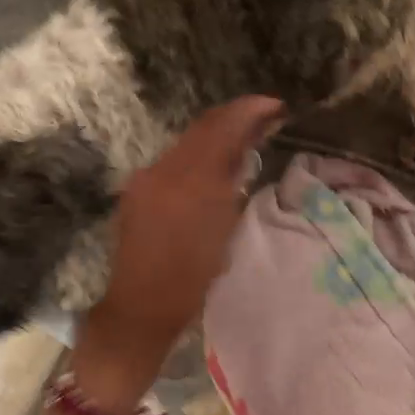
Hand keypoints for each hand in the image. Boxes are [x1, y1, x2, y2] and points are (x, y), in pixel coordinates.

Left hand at [70, 96, 284, 413]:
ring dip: (217, 135)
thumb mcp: (225, 232)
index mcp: (191, 180)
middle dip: (235, 117)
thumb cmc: (191, 281)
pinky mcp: (136, 189)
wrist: (139, 309)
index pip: (222, 127)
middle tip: (267, 116)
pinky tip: (215, 166)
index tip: (277, 106)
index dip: (250, 109)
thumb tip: (245, 153)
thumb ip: (232, 185)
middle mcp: (164, 168)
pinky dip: (198, 155)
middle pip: (203, 127)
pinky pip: (173, 160)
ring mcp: (146, 177)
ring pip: (188, 142)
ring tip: (247, 138)